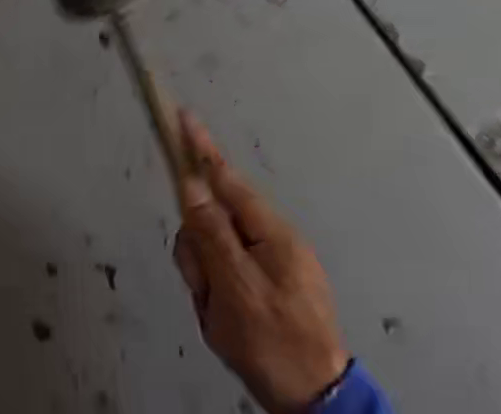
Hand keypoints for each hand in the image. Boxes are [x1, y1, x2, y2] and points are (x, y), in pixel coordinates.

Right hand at [173, 111, 349, 412]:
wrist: (317, 403)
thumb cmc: (277, 344)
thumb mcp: (237, 289)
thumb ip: (211, 234)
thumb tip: (191, 186)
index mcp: (270, 233)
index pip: (225, 178)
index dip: (202, 147)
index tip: (183, 116)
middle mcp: (270, 239)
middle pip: (212, 218)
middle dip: (199, 250)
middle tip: (206, 289)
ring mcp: (268, 263)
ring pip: (212, 248)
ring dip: (206, 278)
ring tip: (220, 314)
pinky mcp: (263, 285)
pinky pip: (223, 273)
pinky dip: (215, 294)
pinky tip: (226, 320)